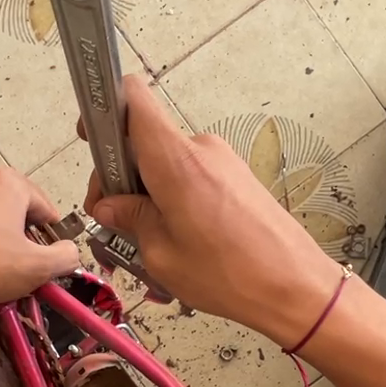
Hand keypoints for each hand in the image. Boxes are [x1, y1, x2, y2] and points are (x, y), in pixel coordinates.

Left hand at [0, 167, 78, 320]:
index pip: (45, 208)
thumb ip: (67, 256)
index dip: (51, 234)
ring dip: (0, 236)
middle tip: (24, 262)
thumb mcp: (41, 266)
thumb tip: (69, 253)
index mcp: (8, 182)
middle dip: (24, 232)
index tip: (48, 256)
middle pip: (16, 207)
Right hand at [86, 78, 346, 347]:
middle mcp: (200, 150)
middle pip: (144, 143)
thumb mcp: (161, 255)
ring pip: (167, 167)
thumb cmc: (232, 276)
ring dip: (150, 199)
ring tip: (150, 246)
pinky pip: (192, 181)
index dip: (104, 110)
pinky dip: (176, 204)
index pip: (132, 99)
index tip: (90, 138)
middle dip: (121, 179)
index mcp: (174, 161)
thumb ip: (130, 220)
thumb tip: (110, 205)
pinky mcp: (237, 178)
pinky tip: (178, 243)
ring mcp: (222, 162)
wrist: (295, 287)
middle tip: (114, 223)